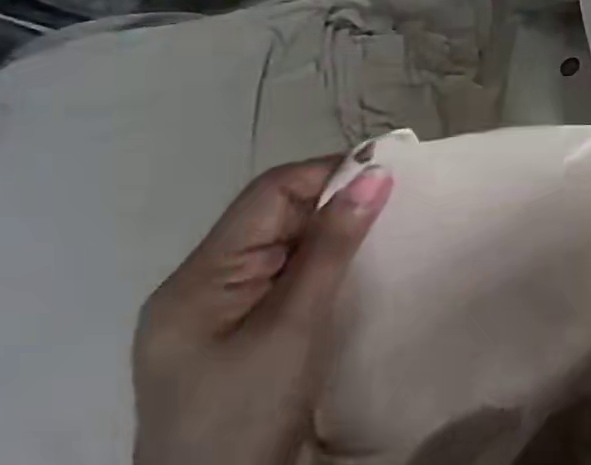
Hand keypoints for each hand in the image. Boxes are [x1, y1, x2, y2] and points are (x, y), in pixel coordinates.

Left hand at [132, 158, 393, 464]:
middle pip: (272, 217)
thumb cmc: (246, 421)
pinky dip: (317, 265)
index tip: (385, 169)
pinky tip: (349, 269)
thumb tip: (375, 174)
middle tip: (392, 200)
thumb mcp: (294, 330)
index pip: (268, 194)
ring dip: (328, 233)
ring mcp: (212, 316)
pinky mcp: (232, 338)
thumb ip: (332, 248)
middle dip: (331, 202)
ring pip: (280, 246)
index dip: (326, 172)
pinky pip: (280, 278)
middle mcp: (198, 287)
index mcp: (197, 279)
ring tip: (379, 228)